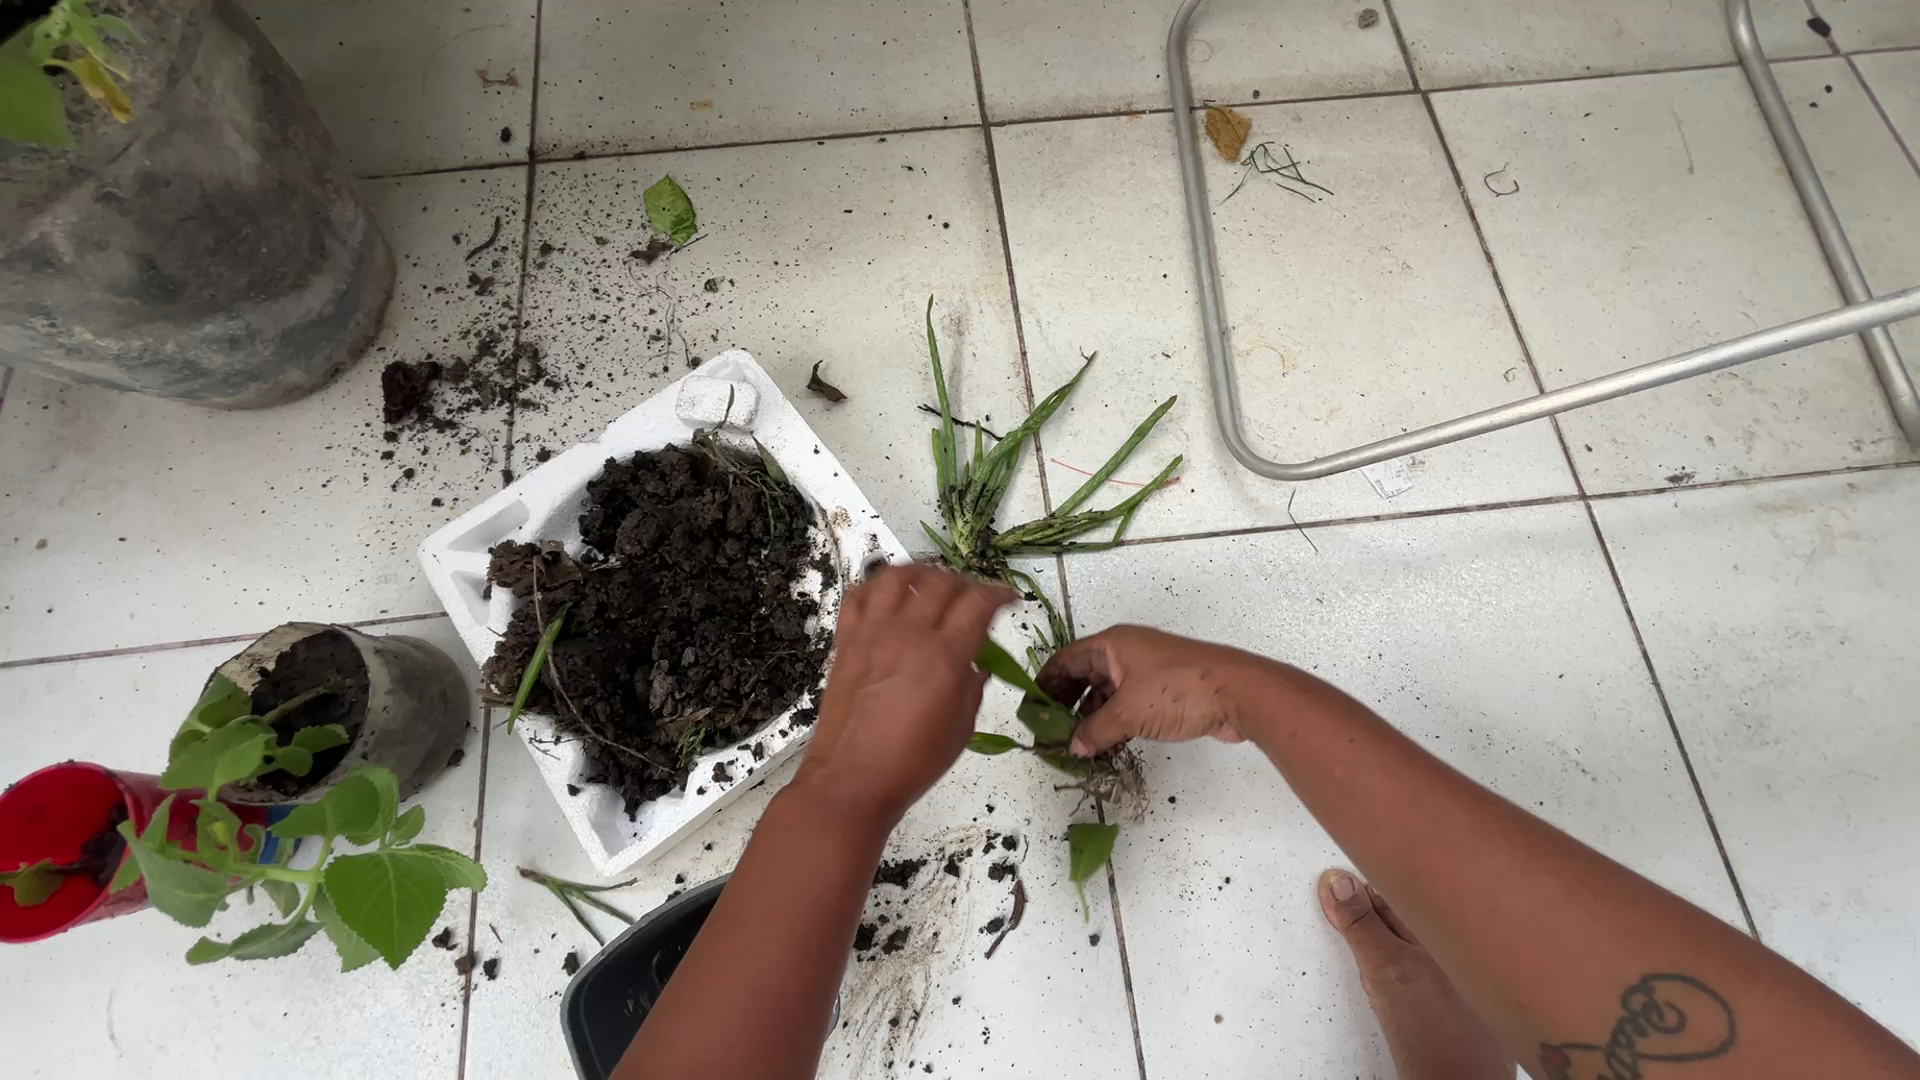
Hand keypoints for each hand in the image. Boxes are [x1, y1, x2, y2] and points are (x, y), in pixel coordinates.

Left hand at [793, 564, 1016, 826]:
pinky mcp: (846, 641)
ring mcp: (872, 633)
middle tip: (972, 595)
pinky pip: (858, 596)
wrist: (850, 780)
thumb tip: (976, 668)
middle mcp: (908, 634)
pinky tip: (887, 596)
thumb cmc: (911, 764)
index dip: (999, 593)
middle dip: (964, 581)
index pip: (978, 603)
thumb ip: (972, 689)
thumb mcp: (960, 730)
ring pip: (896, 576)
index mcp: (944, 657)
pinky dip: (875, 587)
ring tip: (931, 580)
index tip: (1008, 598)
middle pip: (941, 581)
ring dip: (920, 571)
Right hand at [1037, 625, 1278, 756]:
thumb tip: (1074, 746)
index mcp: (1111, 644)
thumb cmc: (1177, 690)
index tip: (1030, 709)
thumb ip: (1096, 730)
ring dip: (1088, 716)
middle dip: (1064, 702)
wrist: (1238, 693)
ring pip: (1105, 693)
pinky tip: (1102, 745)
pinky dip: (1112, 722)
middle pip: (1083, 676)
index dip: (1045, 683)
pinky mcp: (1162, 692)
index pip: (1066, 660)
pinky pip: (1125, 705)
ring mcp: (1144, 672)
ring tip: (1072, 744)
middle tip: (1048, 731)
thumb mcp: (1128, 712)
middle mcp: (1124, 653)